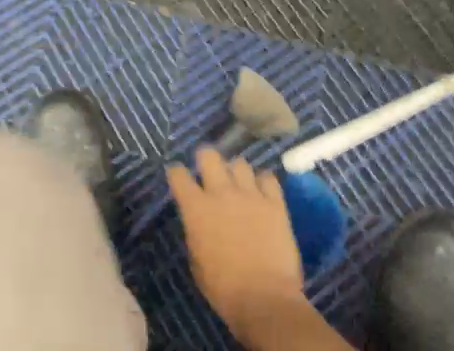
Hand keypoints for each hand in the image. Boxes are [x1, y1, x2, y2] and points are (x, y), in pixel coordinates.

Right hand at [167, 148, 307, 338]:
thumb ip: (196, 232)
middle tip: (210, 172)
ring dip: (236, 172)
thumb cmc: (224, 288)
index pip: (179, 174)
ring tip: (240, 185)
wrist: (265, 299)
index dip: (177, 174)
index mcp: (196, 209)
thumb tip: (200, 222)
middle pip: (210, 155)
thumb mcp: (197, 261)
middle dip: (206, 159)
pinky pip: (268, 178)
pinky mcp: (275, 203)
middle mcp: (221, 193)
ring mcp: (250, 195)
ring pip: (240, 163)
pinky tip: (262, 193)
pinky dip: (263, 182)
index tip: (180, 178)